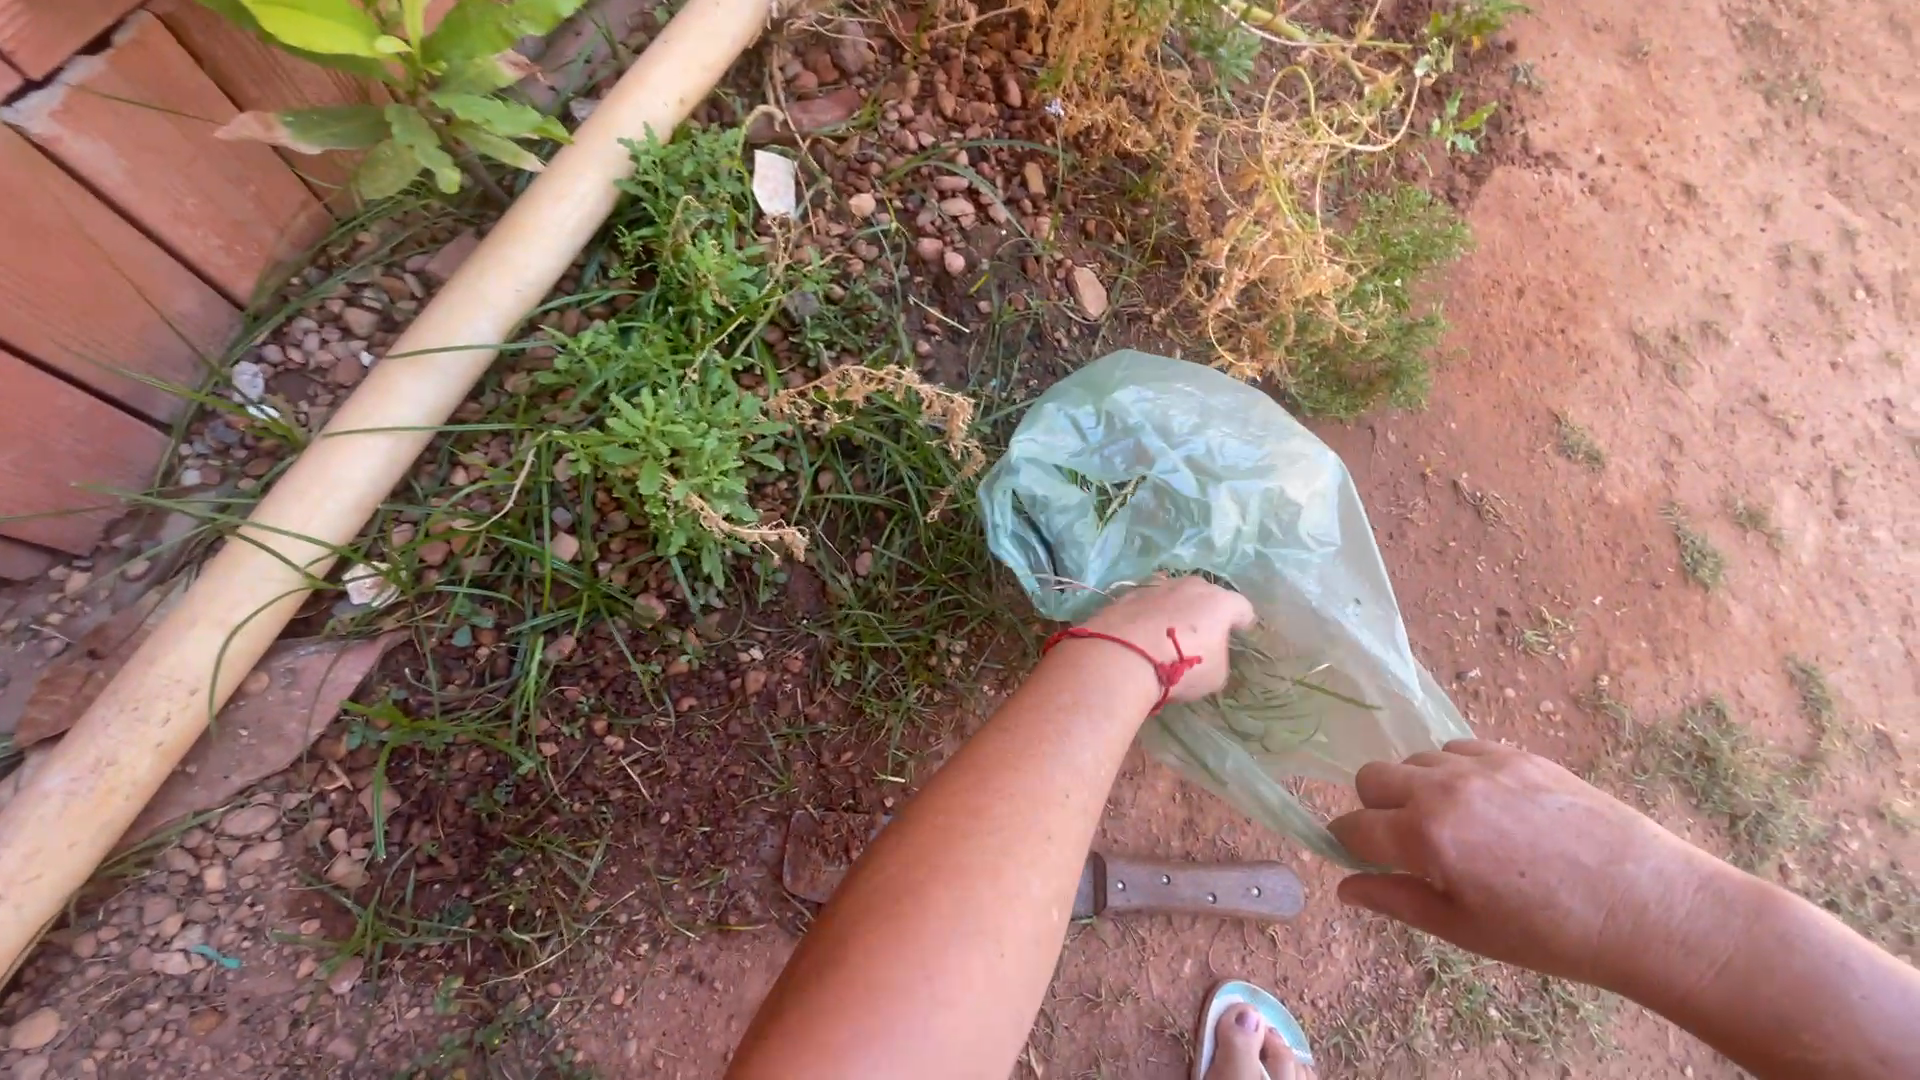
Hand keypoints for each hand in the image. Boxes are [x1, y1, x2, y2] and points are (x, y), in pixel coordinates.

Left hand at [1073, 576, 1254, 704]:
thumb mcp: (1215, 674)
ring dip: (1173, 607)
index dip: (1242, 620)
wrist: (1121, 657)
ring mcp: (1154, 588)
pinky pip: (1144, 603)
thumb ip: (1218, 656)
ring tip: (1168, 629)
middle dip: (1206, 608)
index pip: (1241, 606)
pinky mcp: (1125, 596)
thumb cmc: (1180, 667)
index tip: (1239, 630)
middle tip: (1202, 629)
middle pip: (1204, 592)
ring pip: (1171, 593)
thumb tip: (1207, 651)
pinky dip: (1146, 614)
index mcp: (1218, 603)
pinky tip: (1140, 632)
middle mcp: (1188, 587)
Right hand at [1328, 740, 1730, 989]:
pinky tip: (1489, 804)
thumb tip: (1344, 888)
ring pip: (1414, 760)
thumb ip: (1396, 901)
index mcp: (1424, 838)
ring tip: (1456, 822)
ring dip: (1417, 787)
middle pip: (1370, 776)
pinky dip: (1456, 772)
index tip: (1358, 854)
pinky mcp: (1515, 754)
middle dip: (1375, 807)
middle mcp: (1441, 790)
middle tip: (1408, 839)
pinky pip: (1459, 748)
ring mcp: (1480, 765)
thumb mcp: (1466, 930)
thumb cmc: (1552, 934)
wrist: (1654, 909)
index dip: (1347, 842)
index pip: (1353, 826)